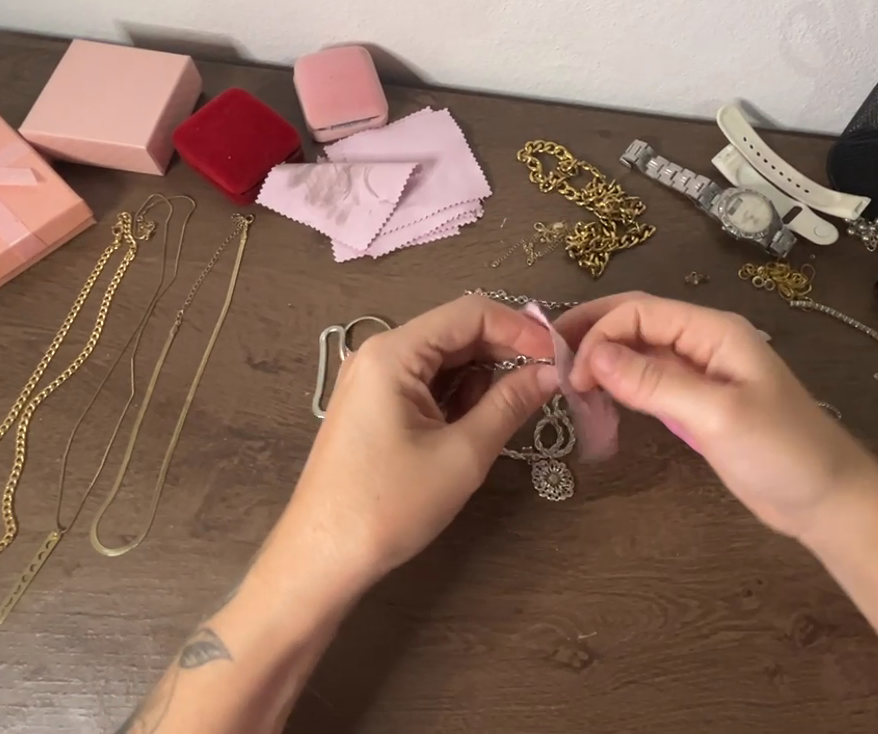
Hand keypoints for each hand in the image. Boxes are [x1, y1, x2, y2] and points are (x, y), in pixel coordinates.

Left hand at [274, 295, 558, 591]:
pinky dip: (459, 394)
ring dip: (483, 376)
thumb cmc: (388, 507)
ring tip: (508, 412)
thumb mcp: (462, 454)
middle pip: (458, 331)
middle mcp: (380, 352)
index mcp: (394, 352)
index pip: (471, 313)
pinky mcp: (374, 403)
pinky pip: (428, 380)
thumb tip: (553, 372)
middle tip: (550, 379)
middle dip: (506, 351)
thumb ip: (511, 402)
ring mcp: (374, 377)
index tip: (559, 354)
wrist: (318, 563)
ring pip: (446, 357)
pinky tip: (474, 424)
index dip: (521, 328)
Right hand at [559, 292, 877, 541]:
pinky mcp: (697, 402)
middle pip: (636, 323)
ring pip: (639, 351)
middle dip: (593, 333)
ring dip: (603, 359)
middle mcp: (703, 341)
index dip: (600, 334)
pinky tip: (600, 398)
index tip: (572, 374)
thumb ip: (655, 383)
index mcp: (713, 330)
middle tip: (550, 359)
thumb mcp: (717, 414)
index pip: (640, 312)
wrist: (828, 500)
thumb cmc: (782, 451)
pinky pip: (649, 380)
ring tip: (568, 382)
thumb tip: (593, 354)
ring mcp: (700, 372)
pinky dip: (620, 384)